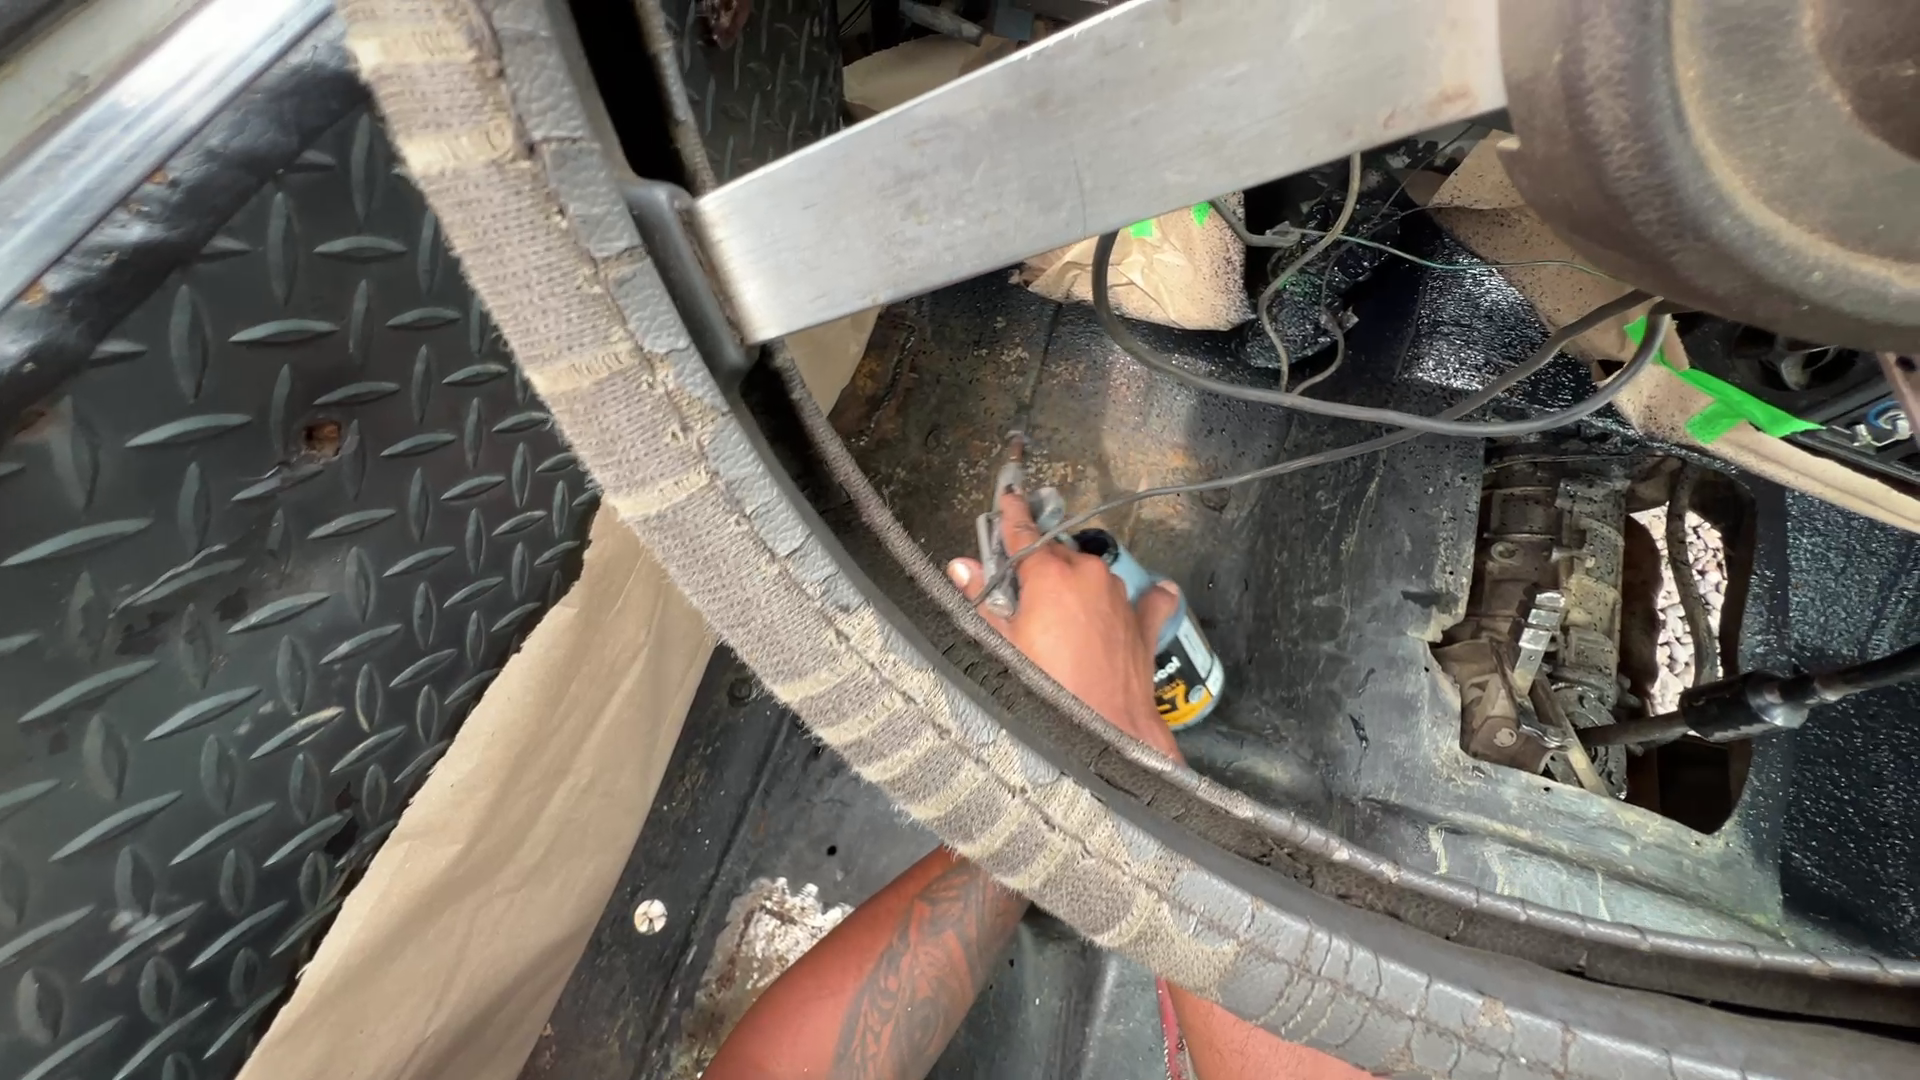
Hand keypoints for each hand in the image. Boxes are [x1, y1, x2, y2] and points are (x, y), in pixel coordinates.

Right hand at [948, 491, 1183, 761]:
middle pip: (1056, 556)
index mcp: (1049, 575)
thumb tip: (961, 566)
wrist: (1106, 729)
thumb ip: (981, 599)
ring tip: (1063, 615)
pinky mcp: (1144, 621)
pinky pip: (1146, 598)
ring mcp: (1120, 595)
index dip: (1011, 514)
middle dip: (1039, 566)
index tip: (1008, 498)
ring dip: (1078, 584)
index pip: (1023, 533)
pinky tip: (1148, 595)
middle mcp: (1088, 574)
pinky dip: (1142, 596)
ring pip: (1093, 575)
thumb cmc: (1048, 688)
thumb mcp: (1002, 645)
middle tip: (1023, 592)